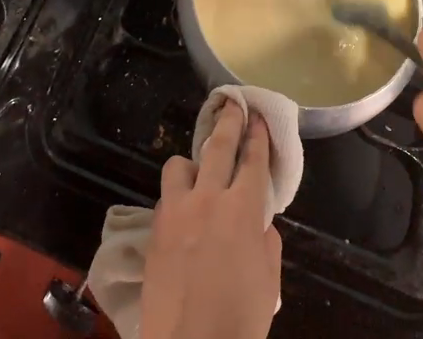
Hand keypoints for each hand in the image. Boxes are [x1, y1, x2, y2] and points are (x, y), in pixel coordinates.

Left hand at [142, 102, 281, 338]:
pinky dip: (177, 195)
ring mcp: (176, 212)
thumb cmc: (240, 318)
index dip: (257, 136)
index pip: (252, 160)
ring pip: (180, 165)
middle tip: (233, 105)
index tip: (258, 118)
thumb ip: (265, 242)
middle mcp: (207, 199)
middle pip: (217, 147)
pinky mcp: (154, 230)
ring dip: (193, 162)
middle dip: (228, 122)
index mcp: (242, 209)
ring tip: (200, 170)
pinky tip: (184, 208)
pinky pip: (166, 197)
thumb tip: (258, 223)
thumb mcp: (268, 280)